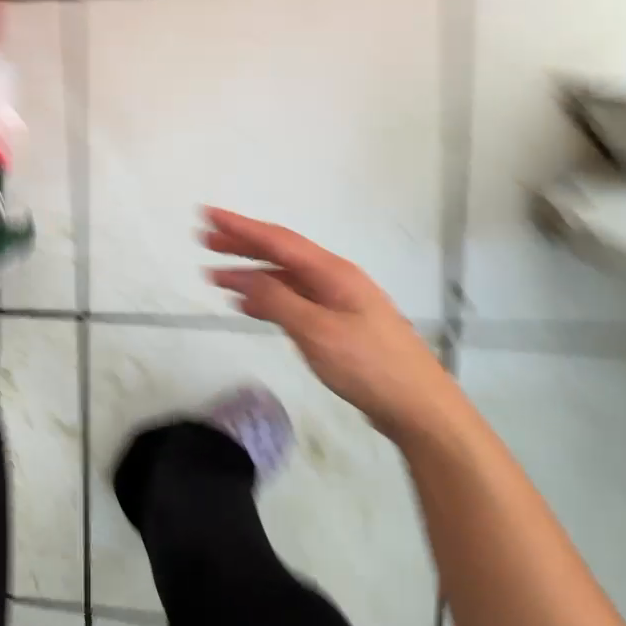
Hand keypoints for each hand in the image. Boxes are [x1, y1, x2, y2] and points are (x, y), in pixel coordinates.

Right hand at [203, 208, 461, 442]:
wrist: (420, 410)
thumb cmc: (369, 367)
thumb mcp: (316, 331)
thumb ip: (276, 300)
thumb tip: (241, 277)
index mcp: (333, 274)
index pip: (278, 241)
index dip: (240, 227)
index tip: (208, 214)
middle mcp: (336, 281)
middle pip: (281, 254)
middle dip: (242, 245)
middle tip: (205, 241)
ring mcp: (339, 303)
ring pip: (285, 278)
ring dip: (250, 274)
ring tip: (217, 277)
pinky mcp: (339, 326)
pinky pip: (294, 300)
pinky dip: (267, 298)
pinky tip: (249, 307)